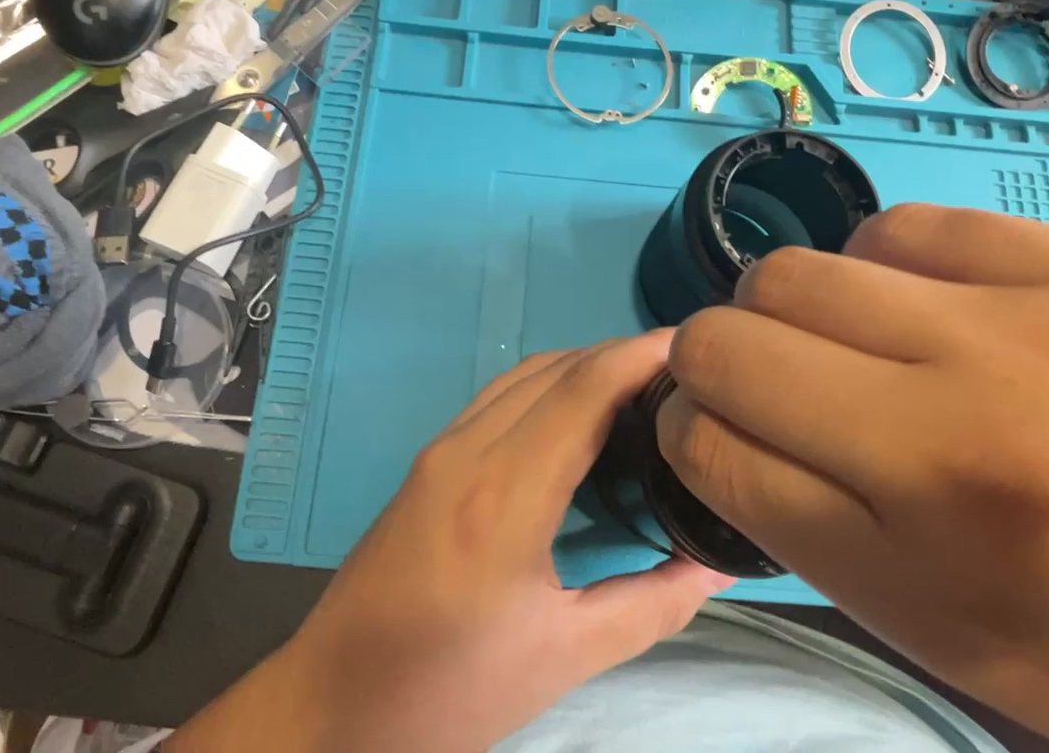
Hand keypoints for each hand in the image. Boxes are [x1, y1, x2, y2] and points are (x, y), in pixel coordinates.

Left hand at [174, 331, 733, 752]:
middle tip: (683, 374)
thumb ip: (649, 606)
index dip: (641, 355)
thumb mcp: (562, 656)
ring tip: (641, 390)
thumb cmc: (449, 686)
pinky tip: (579, 419)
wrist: (335, 702)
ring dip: (583, 367)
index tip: (695, 346)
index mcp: (505, 492)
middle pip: (556, 370)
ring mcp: (440, 451)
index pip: (583, 389)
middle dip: (621, 356)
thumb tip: (714, 566)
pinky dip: (548, 388)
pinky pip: (499, 399)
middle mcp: (468, 450)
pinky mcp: (427, 463)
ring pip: (523, 377)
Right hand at [659, 204, 1048, 751]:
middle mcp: (948, 439)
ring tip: (849, 342)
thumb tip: (780, 479)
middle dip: (710, 366)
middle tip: (767, 392)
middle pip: (726, 347)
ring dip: (790, 310)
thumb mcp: (1039, 684)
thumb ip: (876, 571)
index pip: (714, 460)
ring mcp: (1024, 330)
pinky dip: (885, 266)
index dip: (687, 441)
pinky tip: (934, 297)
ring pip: (799, 274)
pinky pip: (912, 230)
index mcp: (937, 579)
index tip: (716, 442)